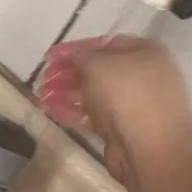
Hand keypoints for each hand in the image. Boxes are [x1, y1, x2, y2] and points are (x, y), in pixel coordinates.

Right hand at [36, 35, 191, 181]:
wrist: (151, 148)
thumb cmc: (126, 94)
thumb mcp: (97, 64)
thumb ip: (81, 57)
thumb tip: (75, 62)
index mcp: (145, 52)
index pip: (103, 44)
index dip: (73, 49)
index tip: (49, 57)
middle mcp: (143, 76)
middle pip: (98, 71)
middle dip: (67, 75)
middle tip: (43, 81)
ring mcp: (135, 105)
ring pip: (94, 94)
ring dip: (66, 94)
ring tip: (41, 98)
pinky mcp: (125, 129)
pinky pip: (95, 115)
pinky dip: (74, 112)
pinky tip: (52, 112)